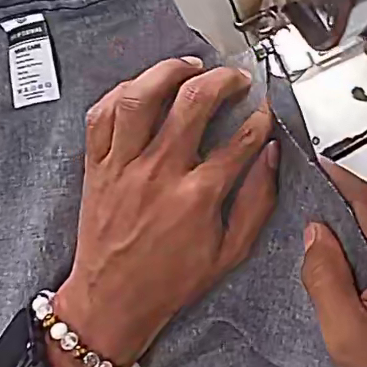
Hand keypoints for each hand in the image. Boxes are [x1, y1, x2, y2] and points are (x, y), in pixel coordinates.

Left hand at [52, 56, 279, 366]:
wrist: (111, 300)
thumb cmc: (169, 281)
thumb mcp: (230, 253)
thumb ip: (257, 203)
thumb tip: (270, 157)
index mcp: (196, 198)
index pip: (238, 141)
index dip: (259, 118)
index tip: (264, 110)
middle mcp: (158, 175)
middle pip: (192, 104)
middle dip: (222, 81)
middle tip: (234, 79)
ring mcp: (122, 167)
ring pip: (140, 98)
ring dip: (168, 72)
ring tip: (189, 66)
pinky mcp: (96, 166)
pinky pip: (101, 115)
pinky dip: (121, 92)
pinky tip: (142, 87)